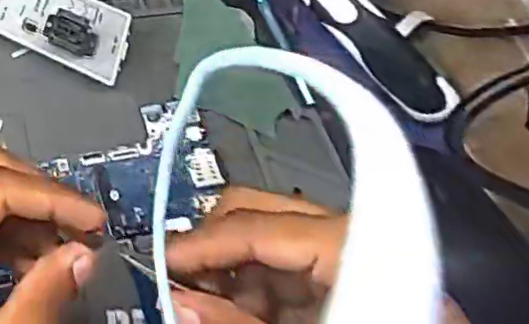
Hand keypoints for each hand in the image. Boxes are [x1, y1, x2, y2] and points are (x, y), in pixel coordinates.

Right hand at [164, 189, 466, 323]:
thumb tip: (181, 301)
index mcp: (350, 243)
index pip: (254, 223)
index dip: (202, 241)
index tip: (163, 258)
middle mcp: (354, 240)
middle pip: (262, 215)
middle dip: (218, 246)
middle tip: (182, 280)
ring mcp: (360, 264)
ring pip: (276, 245)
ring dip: (238, 273)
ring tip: (210, 306)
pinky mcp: (365, 288)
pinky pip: (298, 274)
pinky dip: (265, 292)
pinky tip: (244, 314)